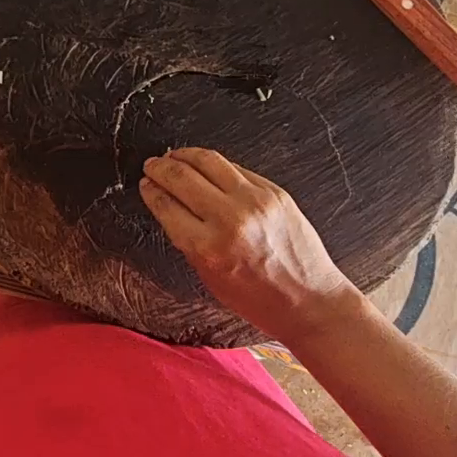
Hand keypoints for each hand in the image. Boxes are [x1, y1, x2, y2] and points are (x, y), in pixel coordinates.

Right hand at [138, 147, 365, 342]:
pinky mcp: (274, 192)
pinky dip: (215, 164)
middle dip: (160, 168)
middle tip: (152, 165)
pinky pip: (236, 168)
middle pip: (181, 176)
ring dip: (184, 155)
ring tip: (174, 156)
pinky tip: (205, 166)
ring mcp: (255, 202)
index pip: (166, 205)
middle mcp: (229, 219)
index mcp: (207, 247)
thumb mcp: (209, 276)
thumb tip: (169, 205)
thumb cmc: (259, 299)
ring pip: (208, 161)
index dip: (150, 190)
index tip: (146, 184)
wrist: (310, 301)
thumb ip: (187, 239)